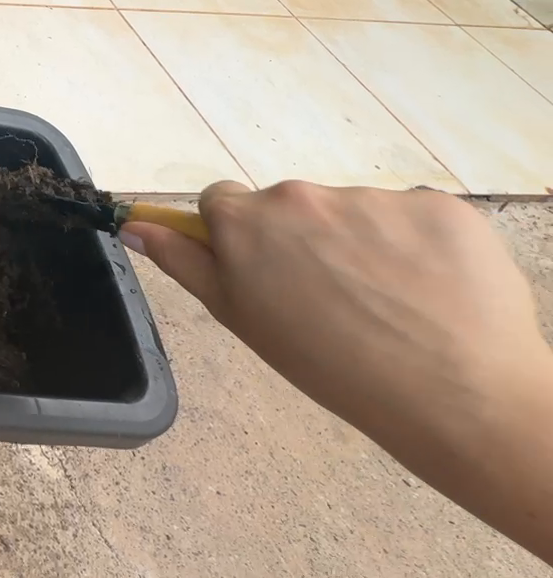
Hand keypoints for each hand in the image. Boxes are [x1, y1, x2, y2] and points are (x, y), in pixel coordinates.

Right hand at [125, 180, 552, 560]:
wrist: (459, 399)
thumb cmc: (325, 362)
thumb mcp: (236, 314)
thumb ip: (182, 261)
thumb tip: (133, 226)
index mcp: (243, 217)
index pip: (221, 202)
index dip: (240, 236)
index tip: (264, 272)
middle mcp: (299, 193)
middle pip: (286, 205)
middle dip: (300, 238)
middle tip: (329, 295)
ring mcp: (372, 196)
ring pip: (351, 210)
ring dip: (359, 241)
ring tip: (389, 299)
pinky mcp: (441, 205)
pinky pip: (413, 215)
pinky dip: (419, 244)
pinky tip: (430, 288)